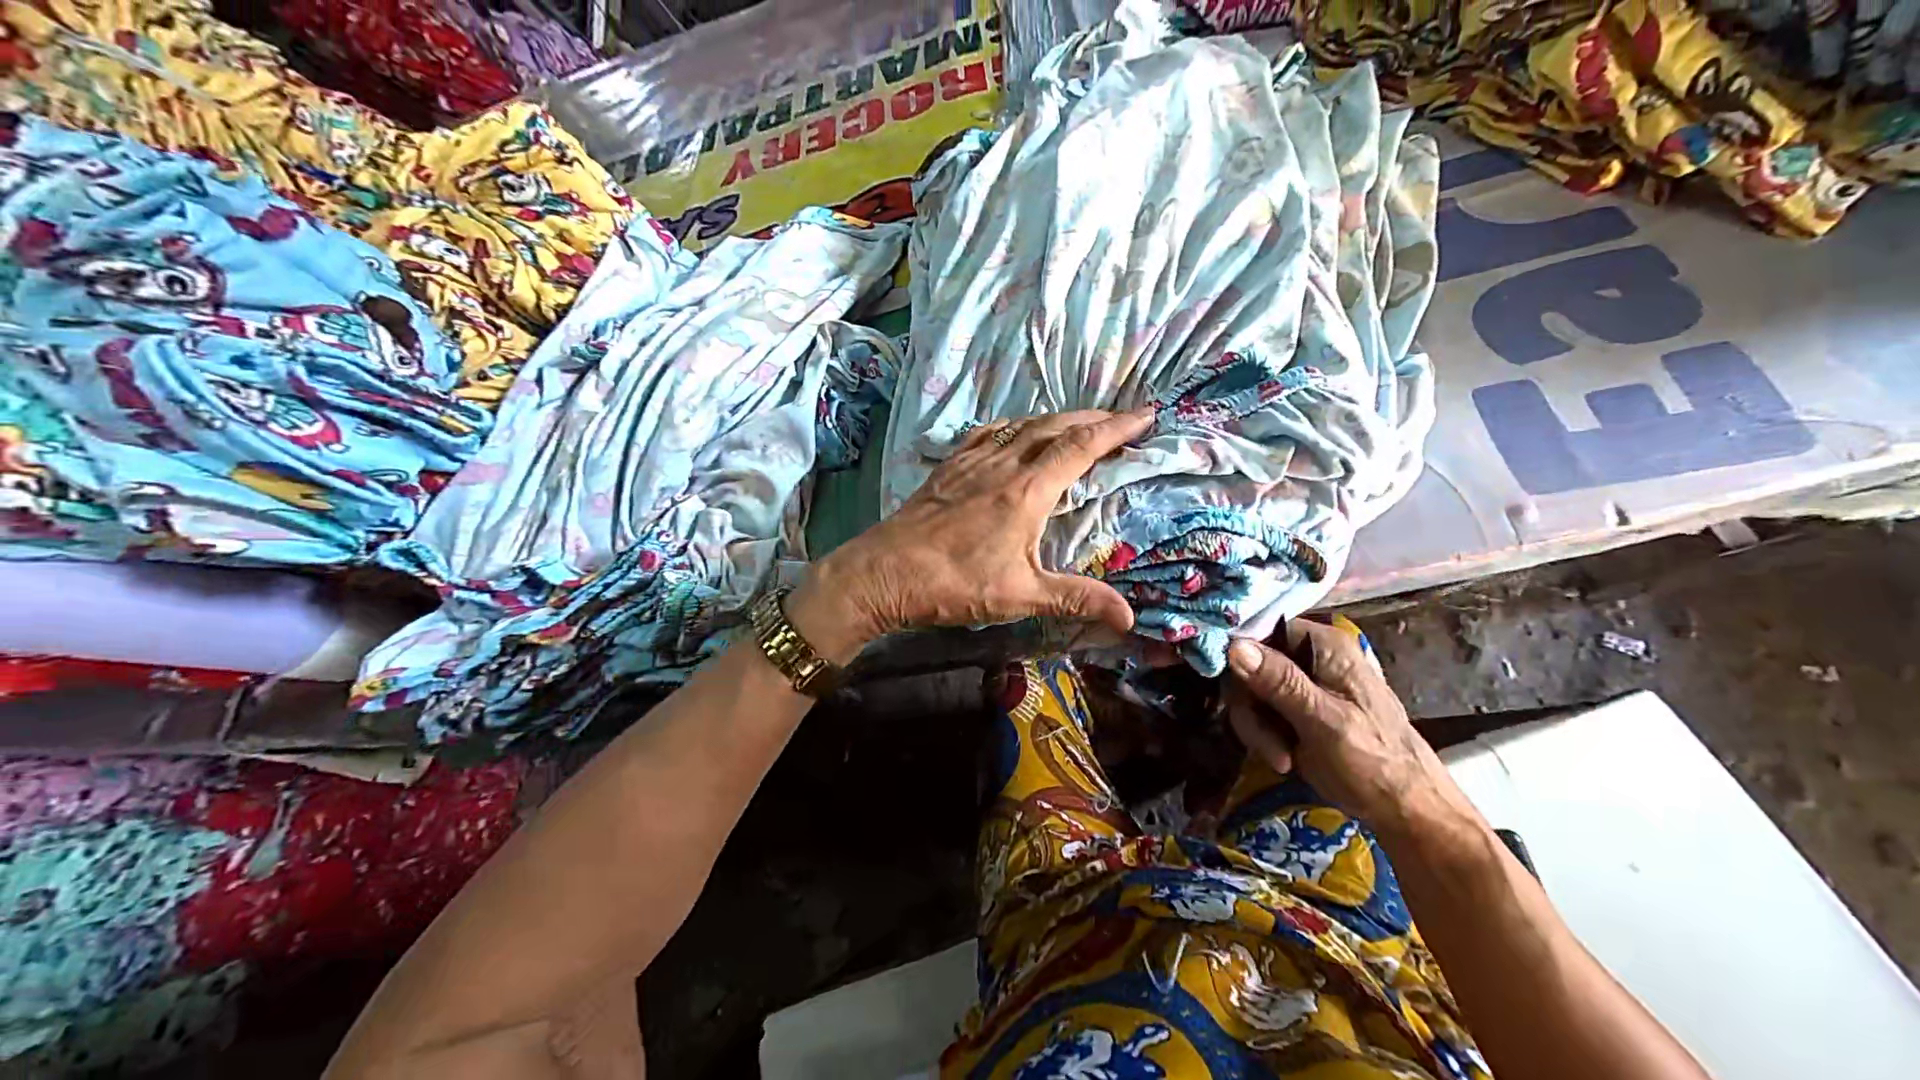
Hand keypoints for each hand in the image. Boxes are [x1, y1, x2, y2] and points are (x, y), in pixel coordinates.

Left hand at [786, 409, 1155, 664]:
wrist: (882, 574)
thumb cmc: (952, 584)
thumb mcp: (1020, 596)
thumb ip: (1075, 598)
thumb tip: (1128, 618)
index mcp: (1026, 491)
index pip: (1081, 446)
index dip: (1116, 428)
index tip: (1145, 415)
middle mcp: (1001, 465)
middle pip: (1053, 427)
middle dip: (1092, 417)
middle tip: (1118, 418)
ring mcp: (970, 464)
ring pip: (1020, 426)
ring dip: (1054, 420)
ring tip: (1075, 423)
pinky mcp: (947, 470)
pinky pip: (986, 434)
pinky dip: (1011, 427)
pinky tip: (1011, 433)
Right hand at [1224, 619, 1481, 839]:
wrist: (1405, 810)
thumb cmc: (1374, 763)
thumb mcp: (1324, 722)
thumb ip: (1280, 682)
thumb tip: (1234, 646)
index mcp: (1325, 646)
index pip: (1262, 629)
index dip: (1240, 655)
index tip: (1234, 690)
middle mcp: (1311, 657)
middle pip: (1250, 664)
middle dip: (1251, 707)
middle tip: (1265, 741)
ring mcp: (1304, 684)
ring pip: (1250, 691)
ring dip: (1257, 728)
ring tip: (1281, 758)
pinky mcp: (1296, 710)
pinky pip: (1261, 712)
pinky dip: (1264, 737)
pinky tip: (1283, 759)